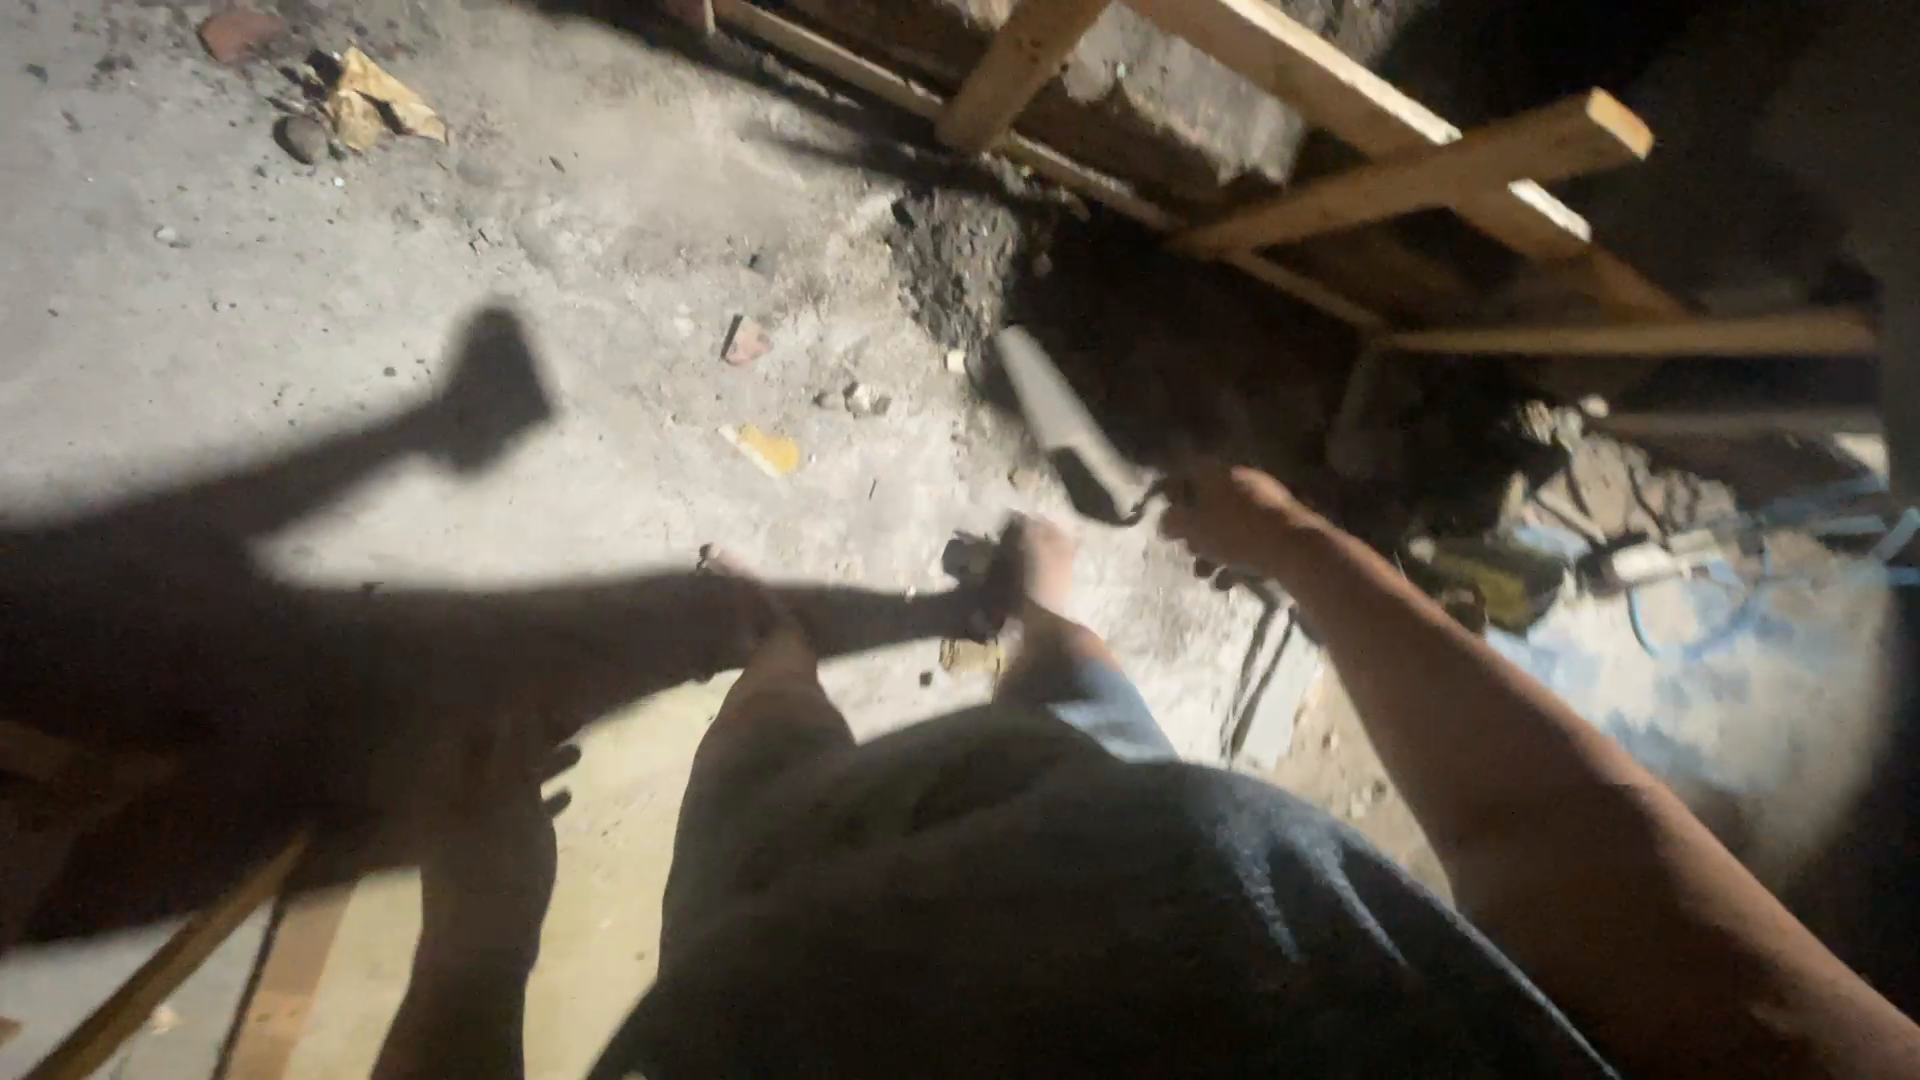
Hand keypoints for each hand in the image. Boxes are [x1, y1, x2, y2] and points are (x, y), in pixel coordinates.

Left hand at [416, 717, 576, 973]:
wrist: (481, 953)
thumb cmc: (494, 874)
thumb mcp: (509, 807)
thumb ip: (514, 755)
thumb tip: (519, 705)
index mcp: (449, 790)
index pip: (471, 731)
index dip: (506, 710)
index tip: (548, 697)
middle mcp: (455, 803)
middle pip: (493, 754)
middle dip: (532, 734)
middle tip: (576, 720)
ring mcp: (472, 830)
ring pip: (509, 782)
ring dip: (542, 763)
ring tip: (581, 751)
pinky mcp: (492, 854)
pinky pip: (517, 813)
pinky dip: (541, 799)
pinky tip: (569, 795)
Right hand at [1160, 455, 1322, 574]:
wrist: (1294, 549)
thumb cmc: (1234, 533)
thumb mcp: (1192, 527)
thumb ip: (1172, 522)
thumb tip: (1166, 521)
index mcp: (1220, 474)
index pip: (1189, 474)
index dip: (1172, 494)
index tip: (1166, 518)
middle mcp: (1243, 484)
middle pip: (1210, 504)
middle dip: (1195, 531)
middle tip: (1187, 549)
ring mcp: (1266, 505)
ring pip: (1230, 527)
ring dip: (1213, 551)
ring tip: (1204, 574)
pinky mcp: (1281, 528)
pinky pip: (1251, 541)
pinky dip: (1236, 560)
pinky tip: (1226, 582)